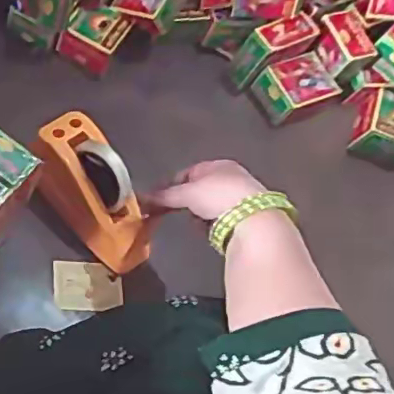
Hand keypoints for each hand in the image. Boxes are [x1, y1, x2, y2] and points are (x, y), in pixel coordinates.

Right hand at [144, 160, 268, 222]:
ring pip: (208, 205)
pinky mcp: (246, 213)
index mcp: (217, 164)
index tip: (161, 200)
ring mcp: (240, 194)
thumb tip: (141, 198)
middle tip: (178, 212)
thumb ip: (164, 196)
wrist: (252, 217)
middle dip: (187, 202)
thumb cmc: (217, 196)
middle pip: (198, 190)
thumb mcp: (186, 194)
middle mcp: (231, 175)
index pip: (188, 172)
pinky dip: (212, 223)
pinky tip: (211, 229)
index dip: (172, 186)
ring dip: (199, 215)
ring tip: (198, 223)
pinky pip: (220, 217)